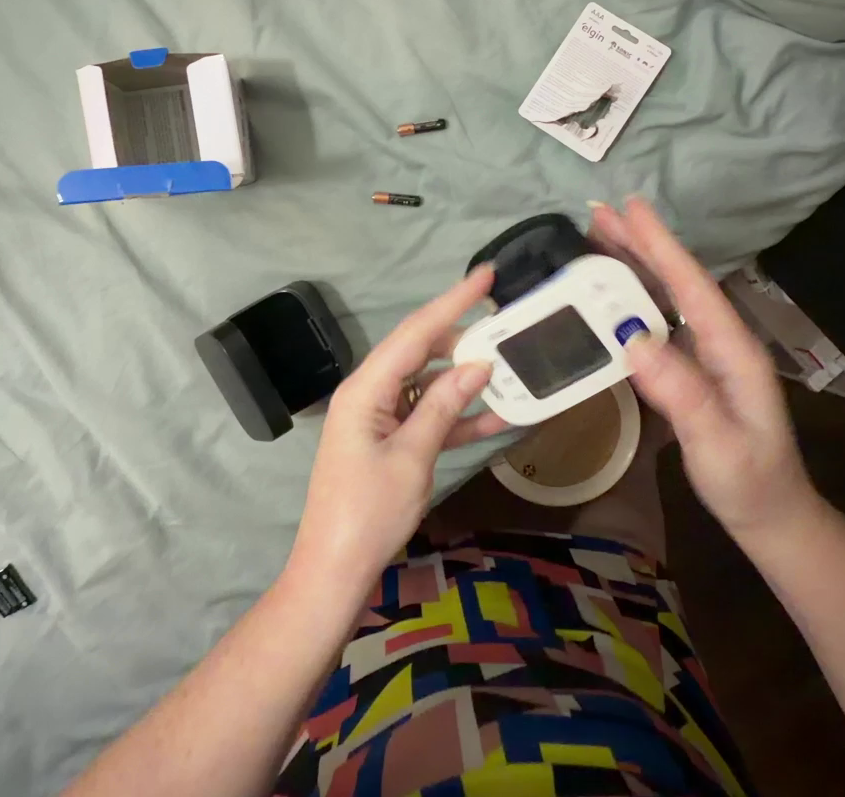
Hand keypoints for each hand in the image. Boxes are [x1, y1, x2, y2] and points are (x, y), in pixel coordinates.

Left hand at [289, 265, 507, 588]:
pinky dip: (455, 418)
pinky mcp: (388, 444)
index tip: (485, 275)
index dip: (451, 302)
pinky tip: (496, 418)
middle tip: (505, 327)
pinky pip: (425, 419)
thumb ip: (443, 407)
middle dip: (461, 339)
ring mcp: (377, 420)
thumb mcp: (412, 458)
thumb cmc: (368, 512)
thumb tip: (477, 364)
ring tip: (509, 367)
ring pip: (426, 385)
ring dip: (464, 381)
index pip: (413, 333)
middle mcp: (368, 395)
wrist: (335, 569)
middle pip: (419, 353)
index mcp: (364, 389)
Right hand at [589, 197, 817, 536]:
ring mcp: (704, 354)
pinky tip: (606, 296)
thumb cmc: (748, 480)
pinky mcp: (689, 370)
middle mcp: (720, 341)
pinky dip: (628, 300)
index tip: (630, 208)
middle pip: (676, 282)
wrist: (769, 513)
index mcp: (733, 349)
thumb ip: (682, 393)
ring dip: (631, 266)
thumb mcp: (718, 443)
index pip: (693, 287)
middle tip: (596, 214)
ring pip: (664, 298)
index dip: (660, 246)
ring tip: (594, 240)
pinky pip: (655, 322)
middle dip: (639, 245)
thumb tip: (634, 341)